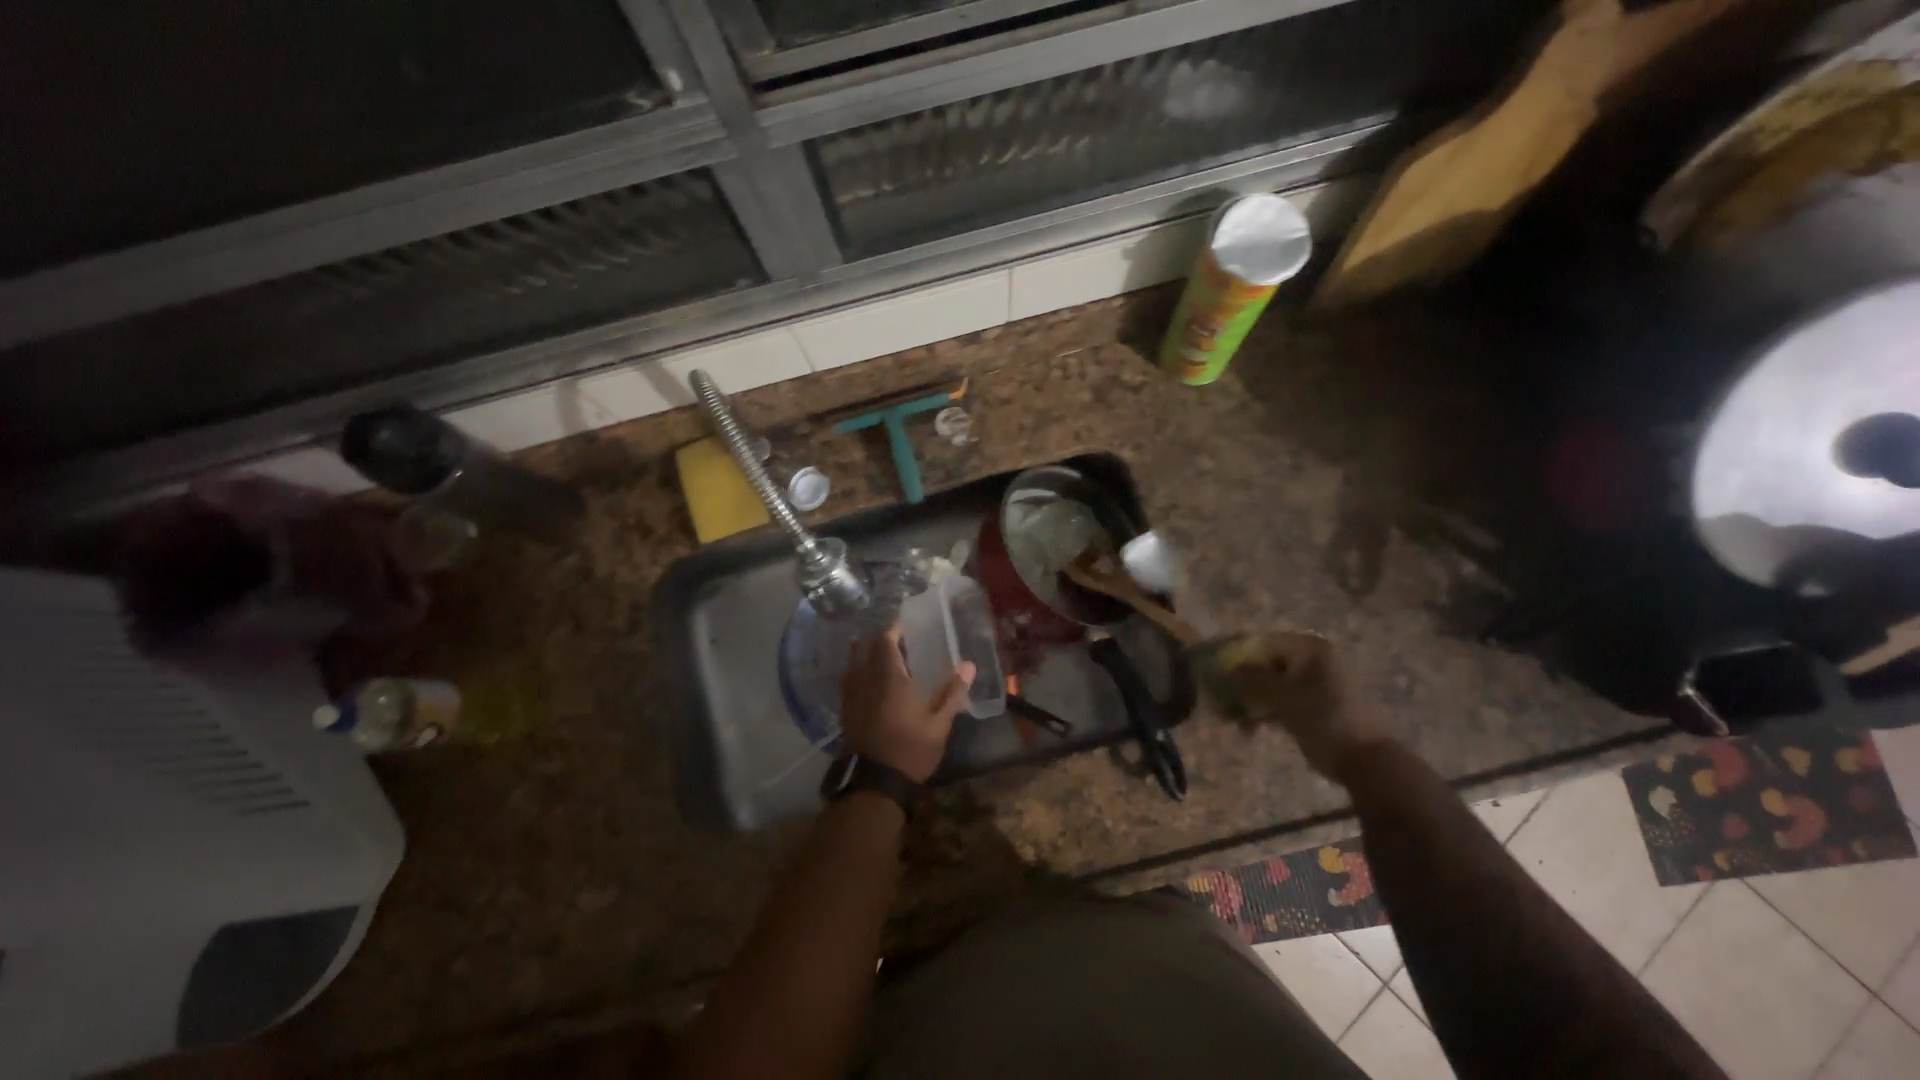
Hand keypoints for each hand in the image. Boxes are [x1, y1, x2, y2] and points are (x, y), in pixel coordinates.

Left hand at [839, 626, 975, 782]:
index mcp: (889, 677)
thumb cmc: (910, 750)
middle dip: (878, 638)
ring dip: (866, 653)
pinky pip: (849, 679)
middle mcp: (865, 679)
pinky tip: (872, 681)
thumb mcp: (938, 724)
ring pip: (853, 662)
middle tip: (898, 640)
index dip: (893, 629)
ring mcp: (851, 694)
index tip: (906, 626)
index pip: (885, 640)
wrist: (874, 783)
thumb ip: (952, 692)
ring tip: (885, 657)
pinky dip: (859, 671)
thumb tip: (969, 664)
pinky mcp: (845, 709)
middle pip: (865, 646)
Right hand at [1214, 632, 1388, 780]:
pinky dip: (1268, 713)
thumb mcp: (1283, 697)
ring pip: (1275, 687)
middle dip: (1243, 685)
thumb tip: (1228, 668)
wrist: (1367, 760)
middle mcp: (1316, 660)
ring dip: (1252, 703)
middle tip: (1222, 704)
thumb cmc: (1324, 719)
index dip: (1237, 658)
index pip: (1263, 643)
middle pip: (1268, 665)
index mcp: (1310, 649)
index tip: (1217, 676)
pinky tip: (1252, 730)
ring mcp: (1320, 685)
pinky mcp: (1321, 708)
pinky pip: (1286, 703)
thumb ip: (1252, 679)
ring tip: (1236, 725)